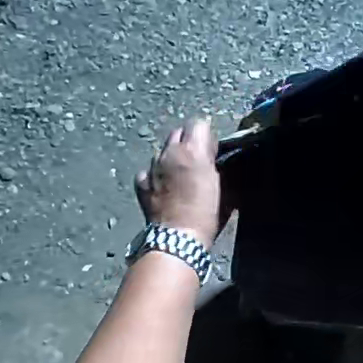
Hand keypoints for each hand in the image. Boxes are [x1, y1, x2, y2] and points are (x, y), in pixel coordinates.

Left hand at [135, 117, 221, 245]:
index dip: (206, 137)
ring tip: (179, 177)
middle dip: (187, 142)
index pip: (198, 124)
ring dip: (171, 158)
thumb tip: (212, 157)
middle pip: (178, 133)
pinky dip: (155, 175)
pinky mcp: (141, 183)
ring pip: (161, 151)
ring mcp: (152, 167)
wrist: (178, 238)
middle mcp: (169, 153)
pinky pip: (148, 170)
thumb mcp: (221, 186)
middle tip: (196, 162)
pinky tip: (162, 188)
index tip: (211, 152)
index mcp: (193, 151)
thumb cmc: (206, 215)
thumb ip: (214, 164)